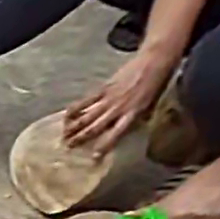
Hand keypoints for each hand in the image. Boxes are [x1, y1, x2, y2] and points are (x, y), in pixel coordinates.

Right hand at [62, 51, 177, 153]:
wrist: (154, 60)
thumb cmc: (156, 84)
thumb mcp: (150, 106)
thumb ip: (137, 120)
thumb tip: (128, 132)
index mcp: (132, 115)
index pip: (115, 135)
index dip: (103, 146)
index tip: (94, 157)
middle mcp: (118, 109)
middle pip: (95, 127)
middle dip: (81, 138)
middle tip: (68, 147)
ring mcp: (109, 99)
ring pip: (87, 116)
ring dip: (74, 127)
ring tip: (63, 135)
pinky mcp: (103, 88)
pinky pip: (86, 101)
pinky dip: (75, 108)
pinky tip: (66, 115)